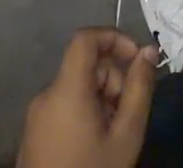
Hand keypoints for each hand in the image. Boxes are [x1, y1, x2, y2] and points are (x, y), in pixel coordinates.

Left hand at [16, 28, 157, 167]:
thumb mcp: (126, 134)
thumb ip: (140, 87)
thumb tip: (149, 50)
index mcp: (65, 90)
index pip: (86, 38)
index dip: (115, 38)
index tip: (138, 61)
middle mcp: (45, 96)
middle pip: (86, 67)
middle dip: (114, 80)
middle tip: (128, 114)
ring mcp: (35, 117)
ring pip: (77, 89)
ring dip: (102, 100)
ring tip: (113, 135)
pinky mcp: (33, 135)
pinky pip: (64, 107)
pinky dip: (86, 114)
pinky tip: (96, 145)